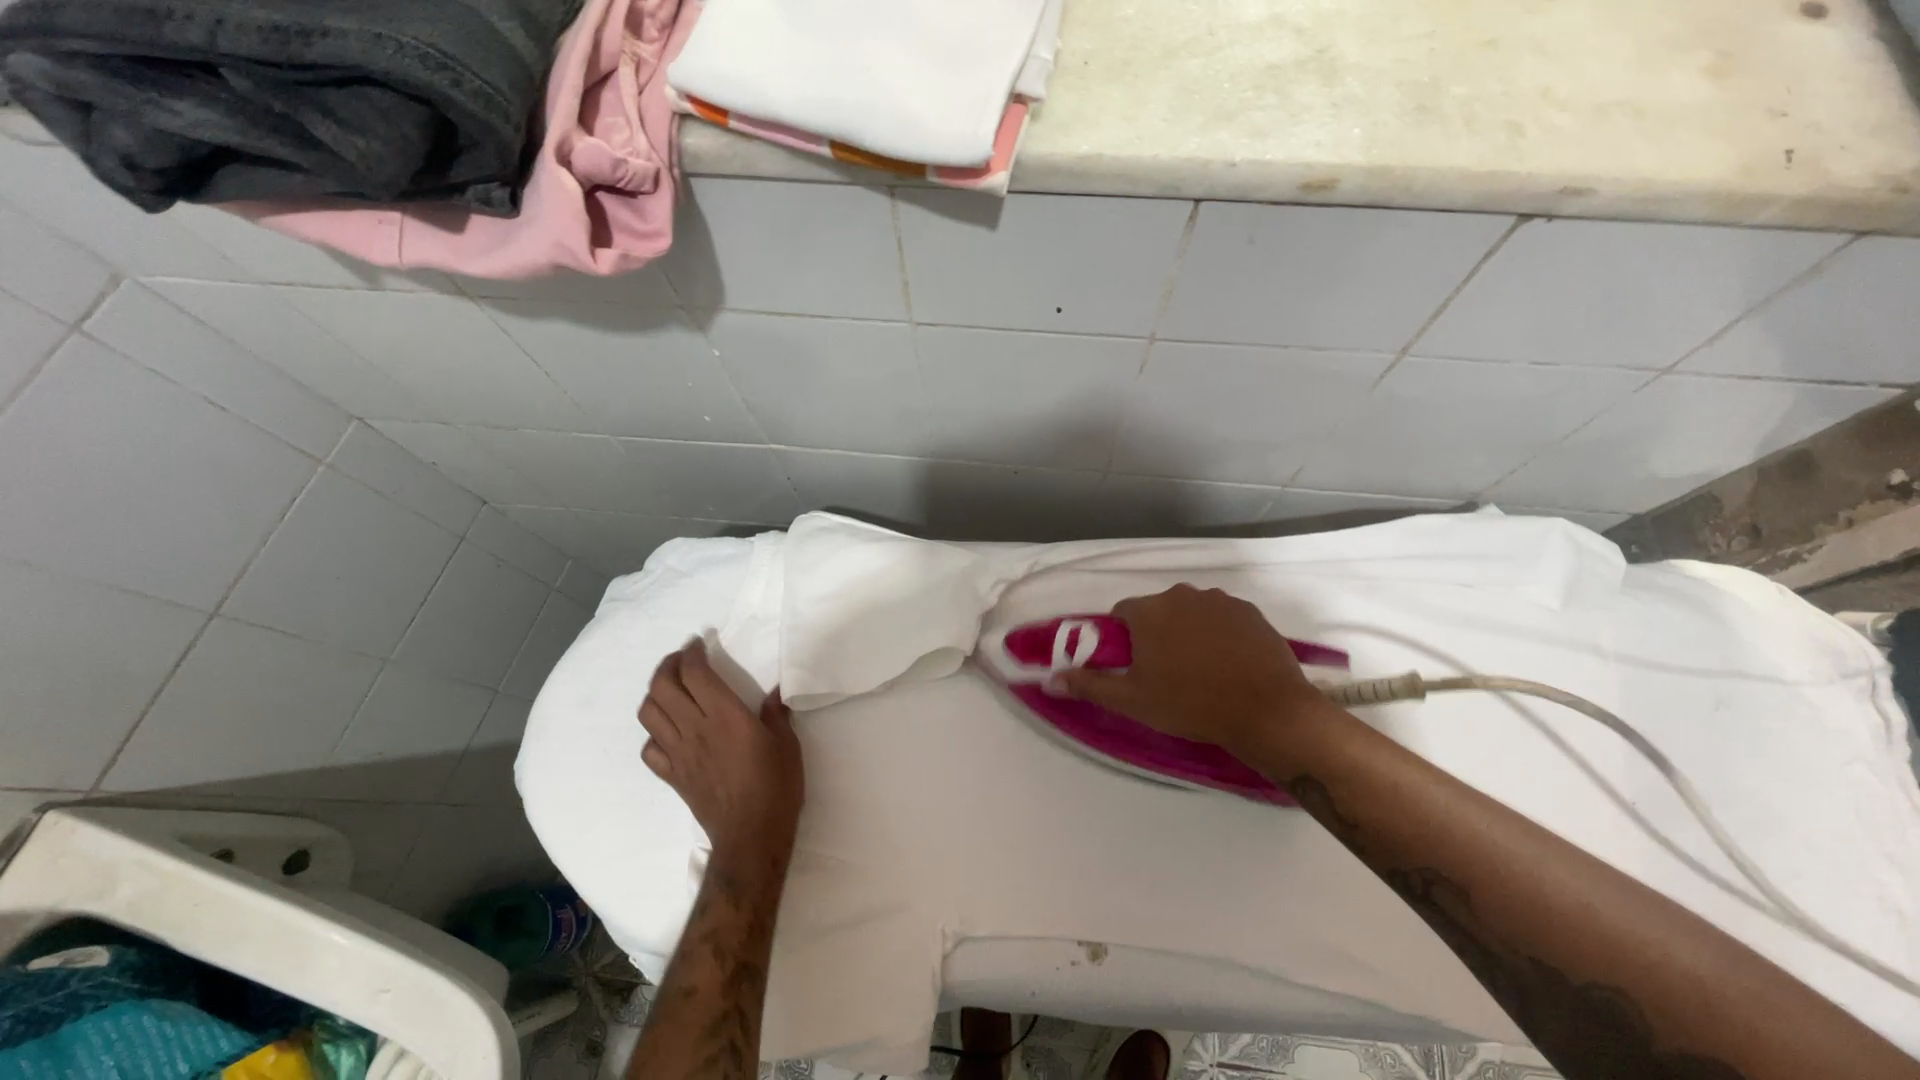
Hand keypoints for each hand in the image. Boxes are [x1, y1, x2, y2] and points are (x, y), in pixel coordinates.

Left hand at [639, 640, 804, 863]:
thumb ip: (776, 713)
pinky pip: (650, 749)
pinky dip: (654, 734)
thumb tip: (774, 692)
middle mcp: (695, 729)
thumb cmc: (776, 787)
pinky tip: (669, 732)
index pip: (694, 673)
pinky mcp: (672, 775)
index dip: (692, 653)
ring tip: (671, 689)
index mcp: (725, 716)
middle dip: (667, 666)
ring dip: (655, 694)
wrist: (751, 835)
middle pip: (662, 686)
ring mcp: (679, 753)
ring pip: (649, 713)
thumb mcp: (787, 744)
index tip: (698, 644)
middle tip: (682, 660)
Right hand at [1052, 584, 1333, 757]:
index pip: (1122, 614)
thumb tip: (1051, 679)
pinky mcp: (1251, 612)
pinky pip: (1223, 619)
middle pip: (1158, 611)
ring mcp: (1221, 601)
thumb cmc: (1190, 704)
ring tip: (1200, 671)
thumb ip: (1089, 684)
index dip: (1122, 639)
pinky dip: (1220, 635)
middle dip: (1156, 635)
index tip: (1133, 667)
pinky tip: (1228, 665)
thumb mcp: (1132, 700)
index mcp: (1149, 611)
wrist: (1266, 710)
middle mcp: (1182, 595)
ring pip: (1191, 613)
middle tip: (1165, 674)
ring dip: (1188, 633)